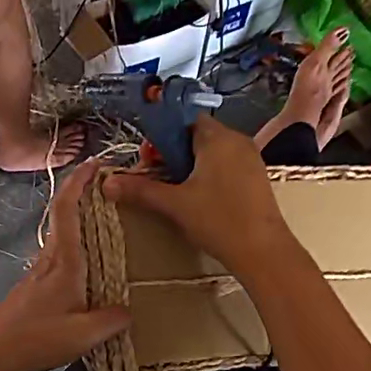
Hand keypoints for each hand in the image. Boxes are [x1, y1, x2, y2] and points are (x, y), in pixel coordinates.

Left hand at [0, 161, 130, 370]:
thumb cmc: (35, 339)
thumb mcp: (84, 335)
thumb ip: (112, 320)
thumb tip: (129, 310)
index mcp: (63, 262)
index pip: (68, 209)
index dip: (80, 181)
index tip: (95, 162)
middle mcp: (50, 259)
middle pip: (64, 215)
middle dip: (84, 193)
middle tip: (111, 186)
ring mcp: (40, 271)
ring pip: (62, 234)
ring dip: (81, 219)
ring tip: (107, 220)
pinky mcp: (35, 285)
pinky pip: (61, 254)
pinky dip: (76, 243)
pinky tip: (91, 262)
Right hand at [104, 116, 299, 278]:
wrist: (263, 251)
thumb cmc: (218, 220)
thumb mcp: (174, 204)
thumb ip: (141, 190)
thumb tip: (107, 183)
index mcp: (218, 137)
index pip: (183, 119)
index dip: (162, 136)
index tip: (149, 159)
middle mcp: (237, 141)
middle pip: (197, 136)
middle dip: (173, 154)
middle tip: (159, 179)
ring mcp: (251, 160)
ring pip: (212, 153)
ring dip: (190, 167)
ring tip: (177, 193)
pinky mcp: (257, 179)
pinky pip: (227, 167)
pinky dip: (209, 177)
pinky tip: (200, 201)